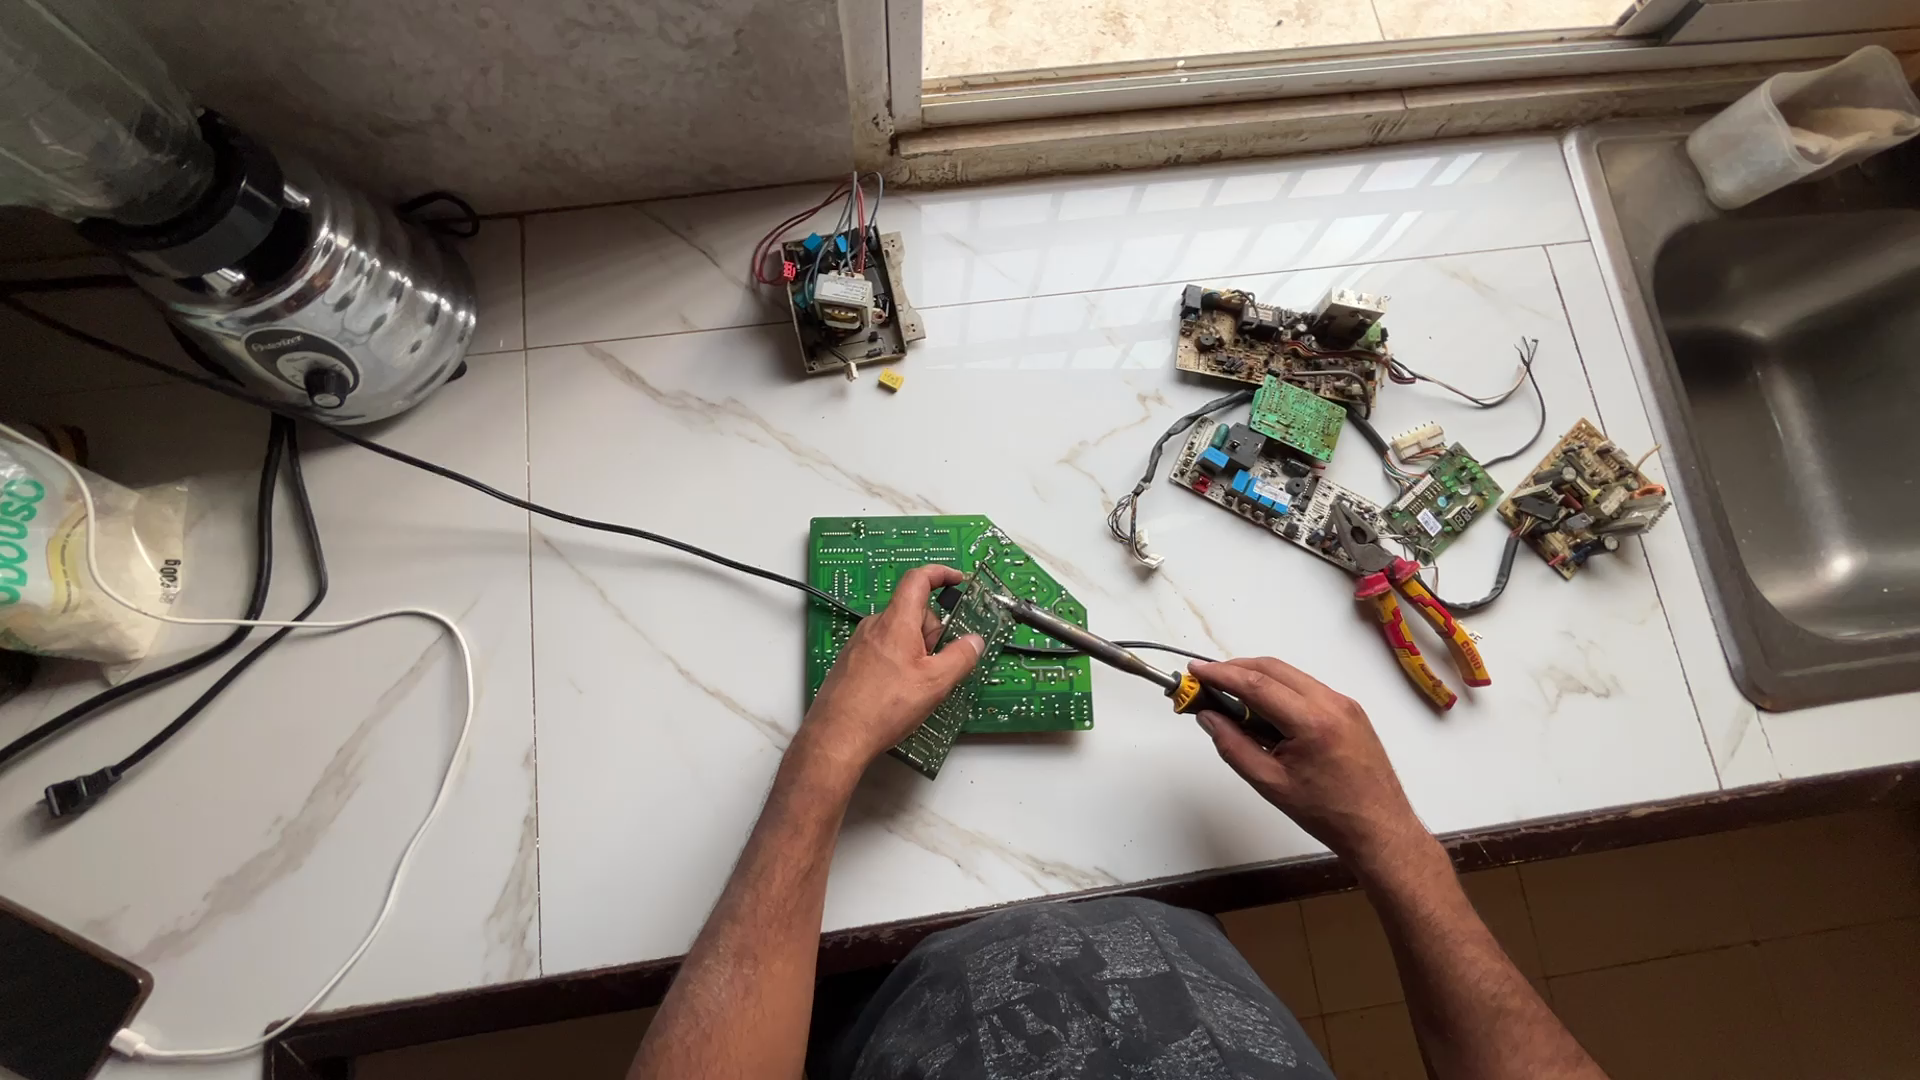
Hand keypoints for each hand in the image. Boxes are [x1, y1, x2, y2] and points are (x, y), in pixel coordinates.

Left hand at [800, 564, 984, 774]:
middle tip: (941, 661)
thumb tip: (974, 642)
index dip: (941, 574)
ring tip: (919, 683)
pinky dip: (899, 660)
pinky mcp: (853, 661)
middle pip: (913, 611)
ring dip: (917, 649)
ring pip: (900, 632)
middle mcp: (875, 626)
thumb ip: (961, 657)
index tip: (956, 579)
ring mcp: (860, 643)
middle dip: (934, 631)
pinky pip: (884, 648)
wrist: (838, 735)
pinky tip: (900, 690)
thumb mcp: (935, 683)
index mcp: (897, 621)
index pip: (919, 579)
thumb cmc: (880, 708)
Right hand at [1191, 657, 1432, 871]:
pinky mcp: (1349, 709)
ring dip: (1257, 677)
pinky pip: (1305, 686)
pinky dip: (1278, 688)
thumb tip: (1207, 716)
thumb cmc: (1325, 813)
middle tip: (1207, 680)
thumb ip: (1233, 745)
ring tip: (1230, 695)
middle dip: (1236, 669)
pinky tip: (1263, 708)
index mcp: (1312, 722)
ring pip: (1290, 674)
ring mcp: (1344, 703)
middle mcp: (1332, 703)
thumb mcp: (1269, 783)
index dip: (1221, 673)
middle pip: (1273, 669)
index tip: (1195, 669)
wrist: (1381, 830)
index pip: (1257, 684)